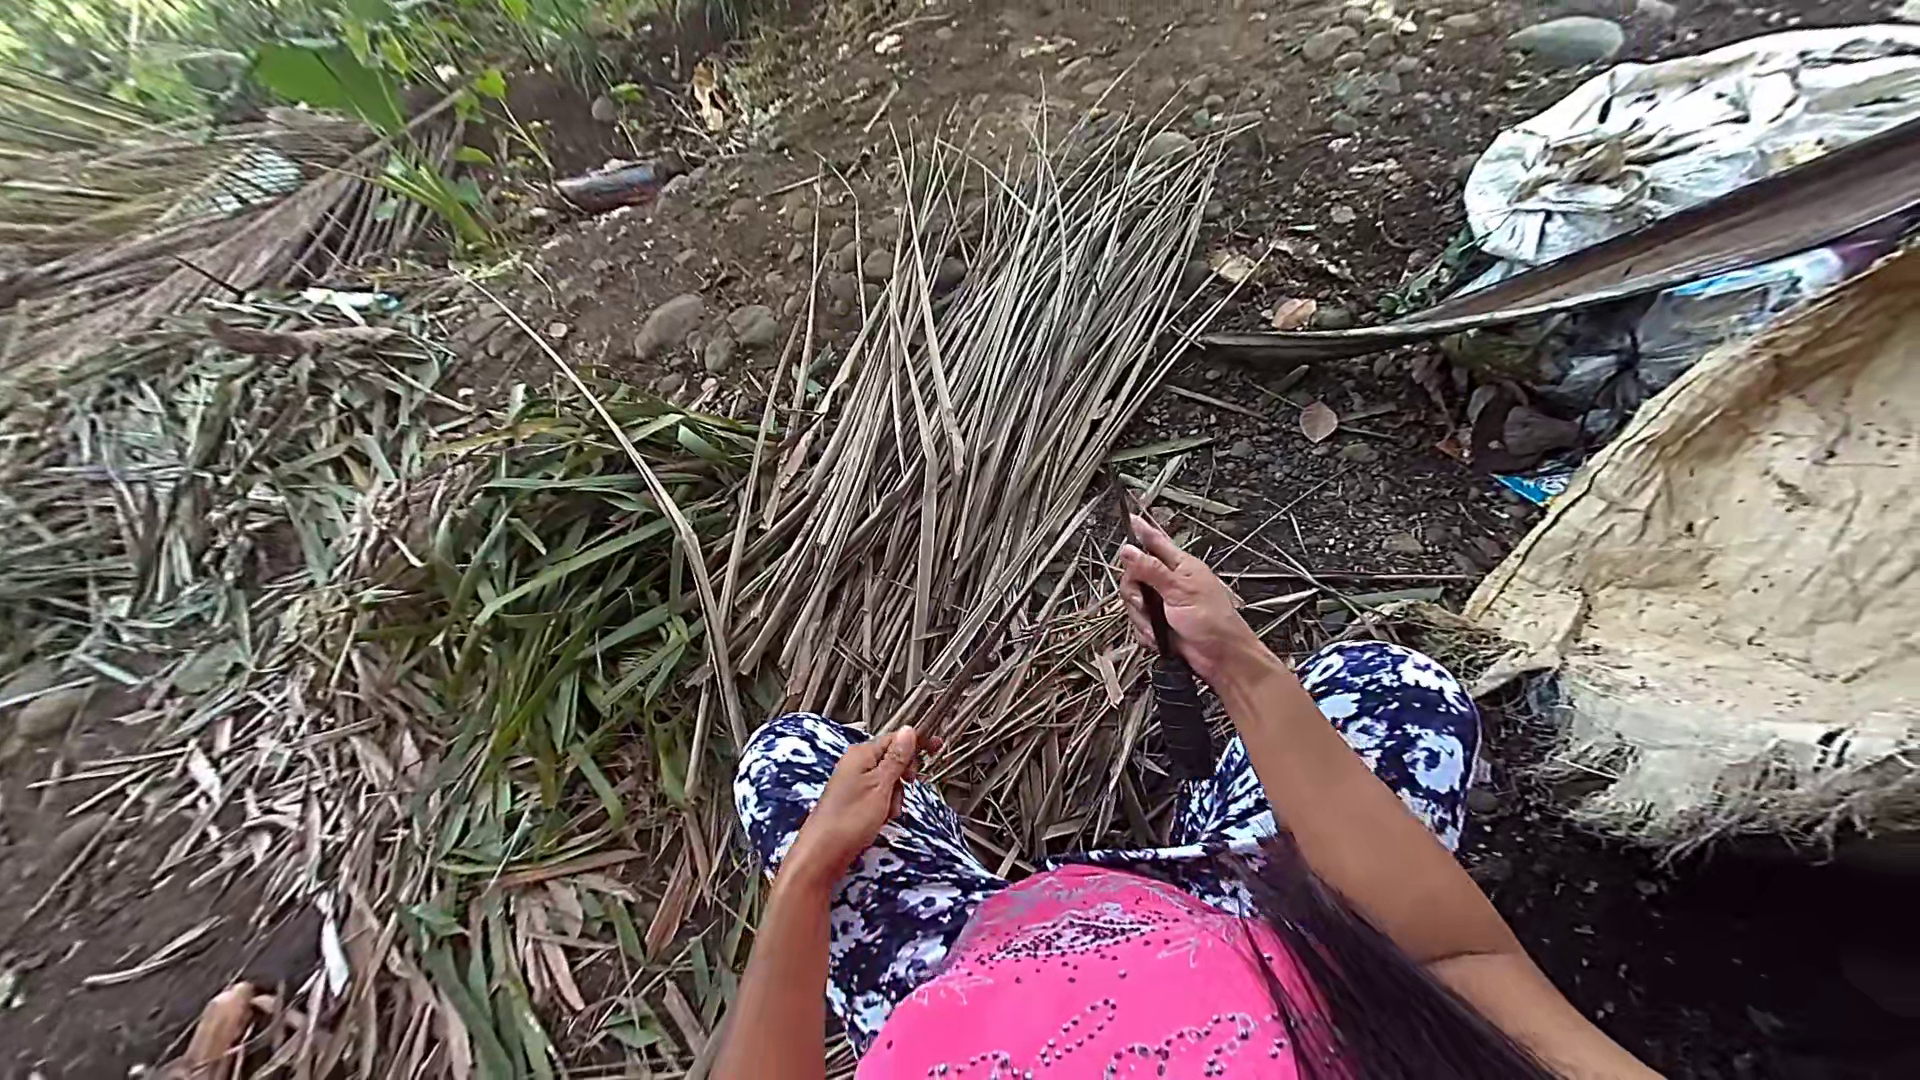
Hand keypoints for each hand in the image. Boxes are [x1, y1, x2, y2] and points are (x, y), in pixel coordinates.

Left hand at [781, 727, 941, 891]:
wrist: (822, 857)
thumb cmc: (848, 820)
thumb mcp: (881, 786)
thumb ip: (897, 758)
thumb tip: (908, 731)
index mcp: (861, 754)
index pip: (896, 738)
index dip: (917, 743)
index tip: (936, 746)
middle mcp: (856, 764)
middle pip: (893, 758)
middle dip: (904, 774)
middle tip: (909, 784)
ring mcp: (854, 783)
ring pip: (889, 780)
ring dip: (896, 794)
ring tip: (888, 809)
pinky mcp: (854, 800)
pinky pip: (880, 795)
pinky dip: (886, 805)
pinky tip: (882, 817)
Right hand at [1117, 513, 1272, 689]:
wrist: (1221, 658)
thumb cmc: (1214, 622)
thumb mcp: (1179, 590)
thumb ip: (1150, 569)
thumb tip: (1128, 550)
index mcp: (1181, 566)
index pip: (1156, 542)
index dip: (1142, 531)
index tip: (1130, 520)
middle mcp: (1172, 582)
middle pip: (1135, 576)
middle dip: (1134, 593)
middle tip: (1141, 602)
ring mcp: (1165, 603)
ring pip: (1134, 601)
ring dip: (1140, 617)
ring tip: (1154, 626)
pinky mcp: (1160, 622)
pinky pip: (1138, 622)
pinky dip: (1144, 631)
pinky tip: (1156, 636)